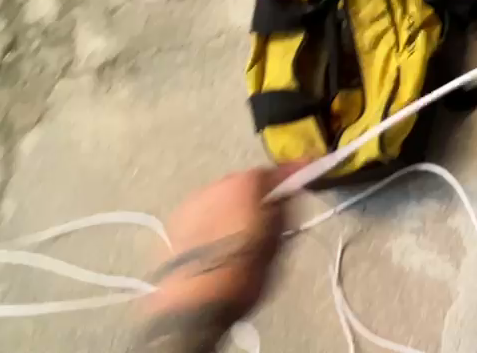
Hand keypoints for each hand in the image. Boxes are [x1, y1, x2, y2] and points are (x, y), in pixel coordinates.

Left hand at [131, 166, 297, 352]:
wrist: (192, 306)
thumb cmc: (242, 273)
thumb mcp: (278, 241)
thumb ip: (286, 208)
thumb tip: (288, 194)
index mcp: (247, 183)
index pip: (276, 171)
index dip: (292, 175)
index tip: (303, 177)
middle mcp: (218, 184)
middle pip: (245, 183)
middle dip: (257, 195)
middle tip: (268, 216)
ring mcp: (192, 203)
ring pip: (222, 198)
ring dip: (232, 207)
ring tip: (239, 232)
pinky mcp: (173, 224)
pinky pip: (202, 214)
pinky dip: (212, 220)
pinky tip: (216, 240)